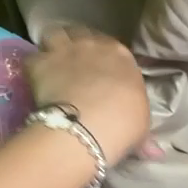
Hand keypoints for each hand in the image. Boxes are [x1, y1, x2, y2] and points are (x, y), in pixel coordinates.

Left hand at [26, 27, 155, 162]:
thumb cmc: (124, 124)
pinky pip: (32, 58)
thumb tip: (155, 153)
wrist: (92, 125)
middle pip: (81, 34)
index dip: (100, 58)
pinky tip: (33, 80)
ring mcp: (65, 50)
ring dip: (52, 47)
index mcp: (121, 56)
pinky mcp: (41, 63)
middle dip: (76, 46)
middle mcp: (93, 45)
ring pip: (55, 35)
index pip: (110, 46)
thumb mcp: (140, 128)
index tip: (97, 72)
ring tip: (51, 64)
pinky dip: (32, 67)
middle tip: (71, 65)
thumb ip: (143, 135)